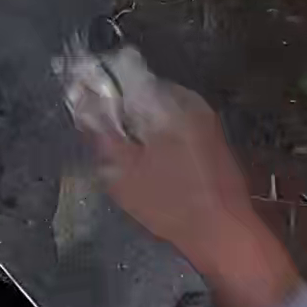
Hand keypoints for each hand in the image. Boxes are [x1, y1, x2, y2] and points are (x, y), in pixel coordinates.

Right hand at [72, 56, 300, 306]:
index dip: (97, 86)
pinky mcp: (211, 135)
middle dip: (117, 106)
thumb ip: (99, 130)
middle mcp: (189, 100)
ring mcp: (204, 117)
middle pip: (140, 88)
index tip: (82, 104)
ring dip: (136, 121)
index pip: (122, 72)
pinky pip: (172, 121)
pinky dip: (155, 132)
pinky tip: (150, 161)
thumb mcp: (121, 170)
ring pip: (156, 106)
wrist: (225, 234)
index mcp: (166, 102)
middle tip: (102, 136)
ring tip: (125, 153)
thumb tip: (81, 101)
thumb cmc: (169, 203)